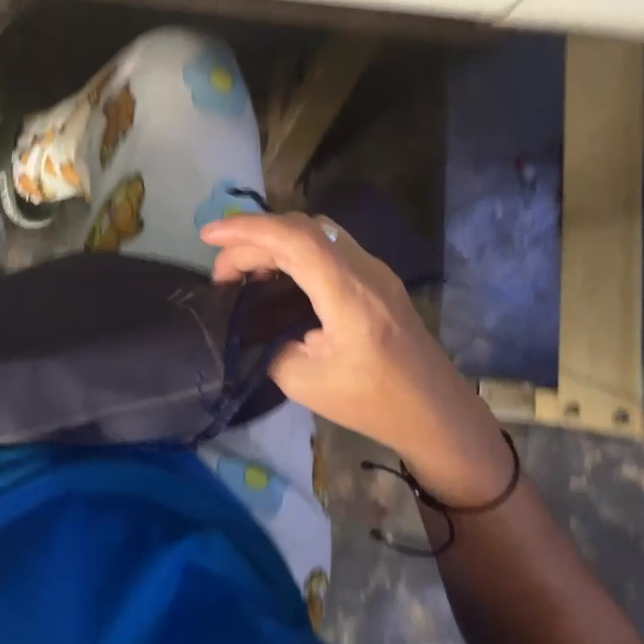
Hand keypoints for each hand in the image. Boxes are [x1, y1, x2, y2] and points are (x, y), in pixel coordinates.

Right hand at [201, 213, 508, 500]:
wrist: (438, 415)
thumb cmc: (373, 404)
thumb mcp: (303, 382)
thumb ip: (268, 343)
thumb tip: (247, 322)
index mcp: (349, 297)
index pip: (293, 239)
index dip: (245, 230)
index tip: (206, 237)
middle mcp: (365, 271)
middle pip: (300, 228)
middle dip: (251, 238)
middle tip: (220, 274)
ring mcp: (375, 270)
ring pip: (316, 231)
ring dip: (272, 240)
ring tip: (241, 270)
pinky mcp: (377, 278)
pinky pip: (328, 245)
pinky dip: (292, 249)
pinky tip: (273, 275)